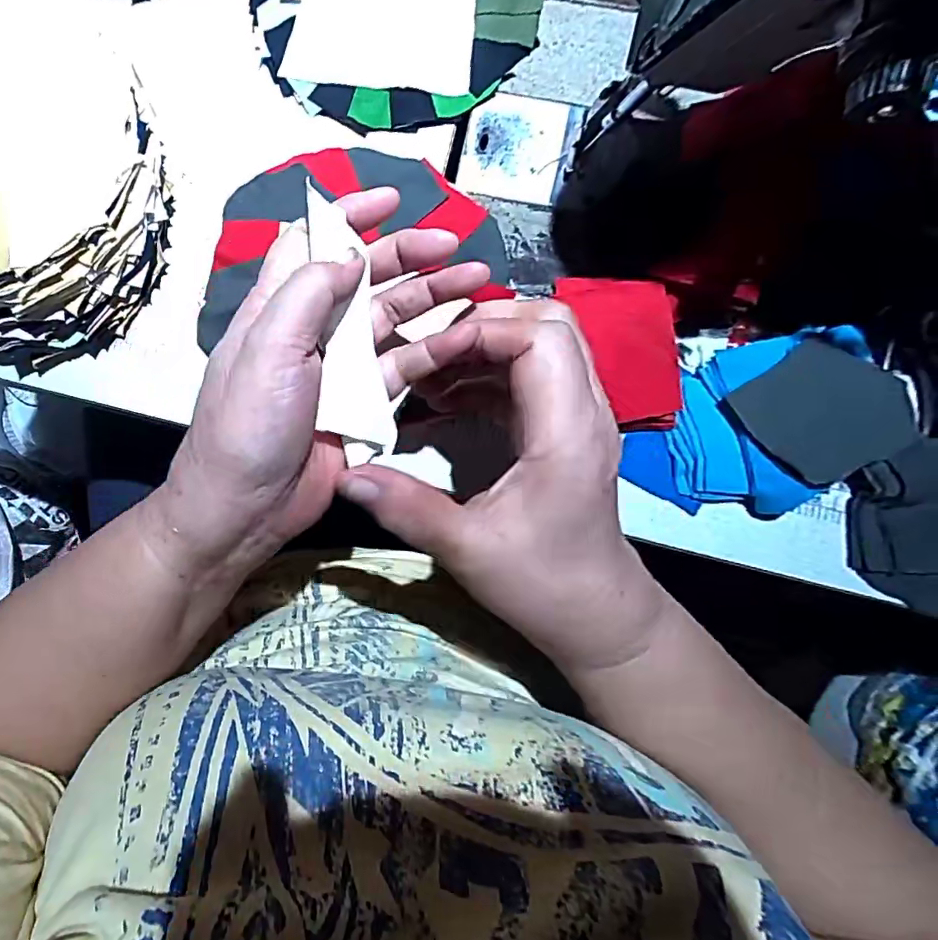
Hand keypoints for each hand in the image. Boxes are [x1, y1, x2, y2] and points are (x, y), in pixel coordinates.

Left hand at [143, 187, 490, 581]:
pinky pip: (399, 364)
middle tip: (454, 243)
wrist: (246, 505)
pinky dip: (432, 345)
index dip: (345, 217)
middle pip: (356, 278)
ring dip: (427, 295)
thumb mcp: (267, 350)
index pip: (307, 247)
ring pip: (384, 318)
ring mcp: (330, 369)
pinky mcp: (354, 403)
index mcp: (270, 313)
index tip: (391, 198)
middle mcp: (301, 334)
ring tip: (477, 279)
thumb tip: (343, 252)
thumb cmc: (248, 425)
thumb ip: (303, 294)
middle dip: (402, 254)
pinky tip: (467, 332)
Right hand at [336, 300, 673, 672]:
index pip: (541, 340)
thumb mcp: (465, 547)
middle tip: (419, 355)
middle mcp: (577, 412)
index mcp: (566, 431)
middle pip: (548, 325)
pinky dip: (476, 373)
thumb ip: (405, 507)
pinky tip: (436, 400)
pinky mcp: (551, 431)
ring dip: (475, 348)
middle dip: (478, 326)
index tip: (423, 357)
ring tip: (420, 374)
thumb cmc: (541, 581)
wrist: (595, 614)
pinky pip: (519, 376)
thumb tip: (345, 476)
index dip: (479, 333)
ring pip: (535, 345)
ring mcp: (568, 419)